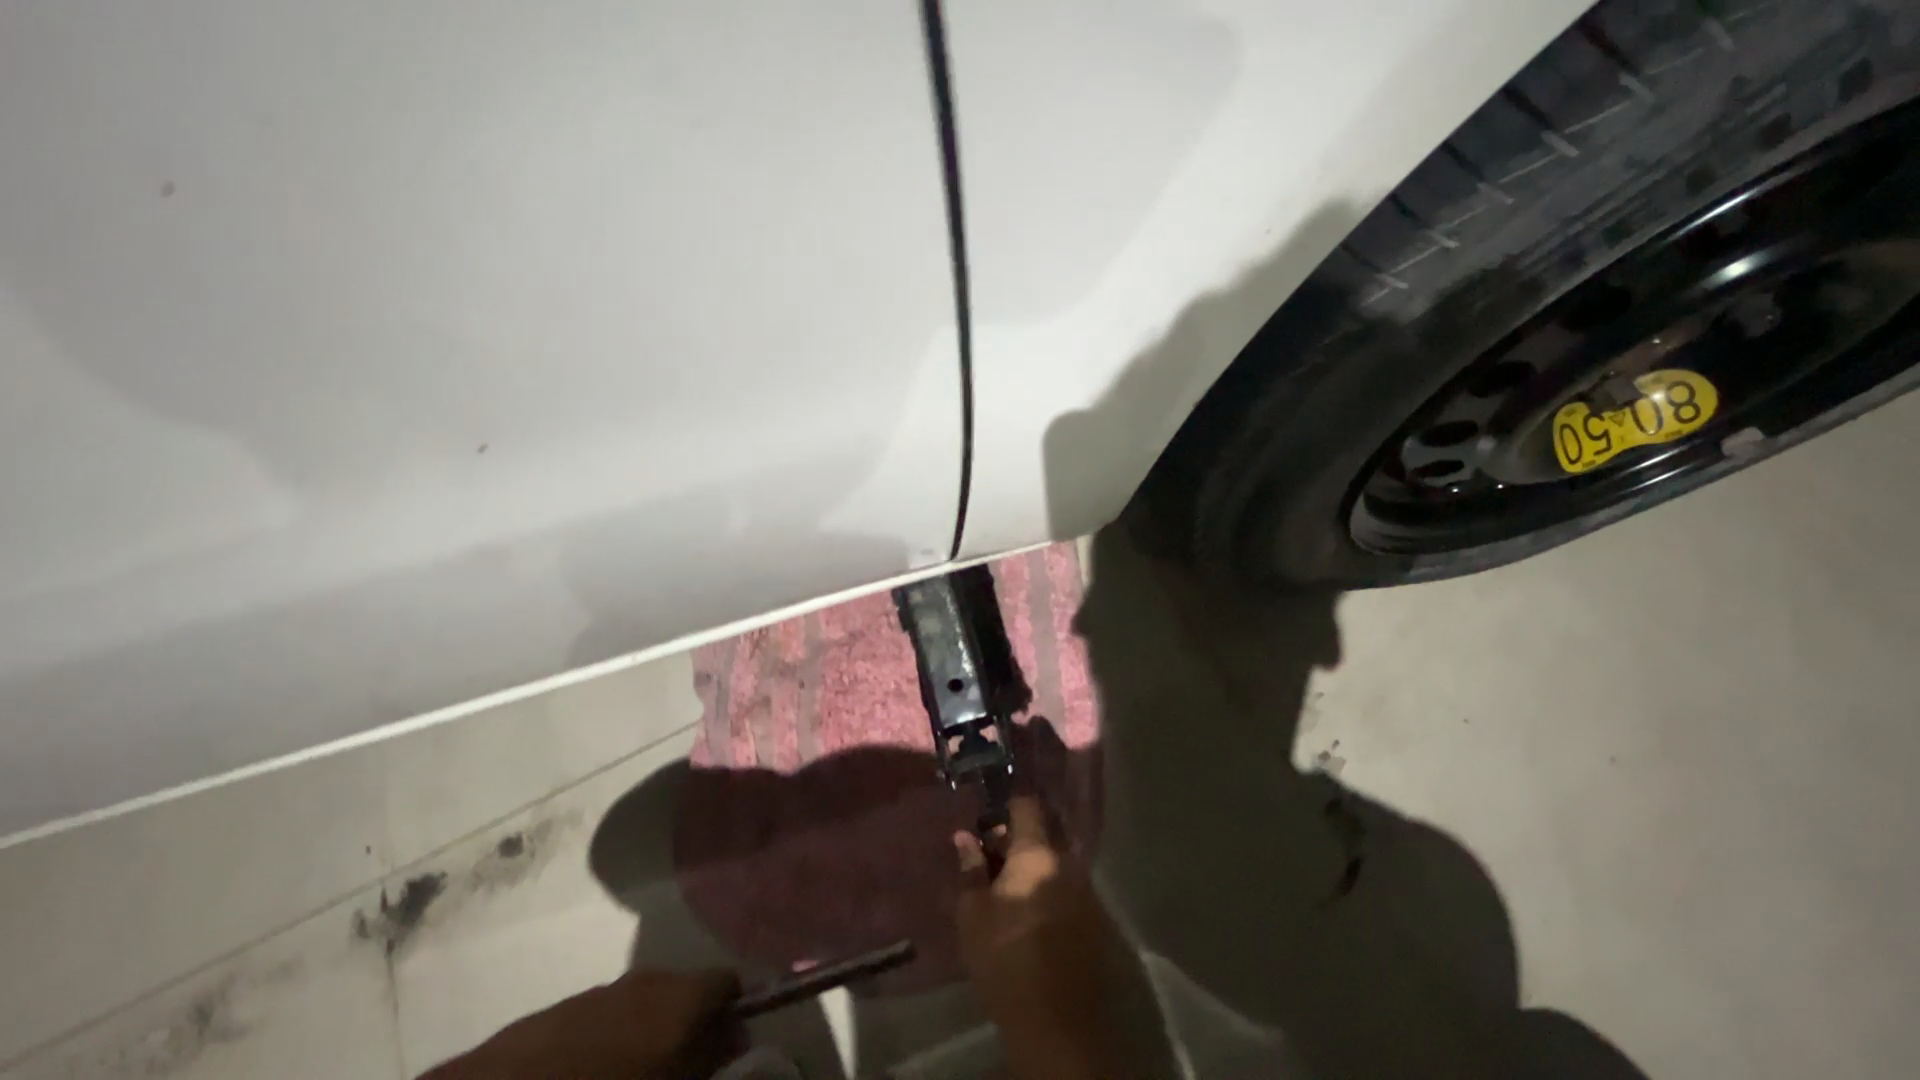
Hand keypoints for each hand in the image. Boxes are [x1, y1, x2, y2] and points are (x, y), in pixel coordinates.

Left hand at [419, 968, 741, 1079]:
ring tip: (638, 1072)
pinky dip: (613, 1038)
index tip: (731, 1047)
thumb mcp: (678, 1079)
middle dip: (692, 1024)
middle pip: (687, 992)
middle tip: (685, 1067)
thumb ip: (711, 1056)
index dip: (735, 1011)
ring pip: (645, 1004)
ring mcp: (605, 990)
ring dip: (650, 1032)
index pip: (728, 982)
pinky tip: (595, 1073)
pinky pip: (607, 1017)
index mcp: (684, 995)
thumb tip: (734, 1035)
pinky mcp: (566, 1008)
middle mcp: (651, 980)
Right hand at [954, 797, 1169, 1078]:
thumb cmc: (1005, 959)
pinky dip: (1049, 887)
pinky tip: (1031, 909)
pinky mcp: (1096, 916)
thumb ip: (971, 870)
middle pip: (1045, 834)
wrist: (1057, 1019)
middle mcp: (1068, 862)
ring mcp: (1087, 888)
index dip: (1008, 805)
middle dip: (1019, 838)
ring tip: (1008, 886)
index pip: (1027, 806)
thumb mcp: (973, 915)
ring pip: (1057, 861)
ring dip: (1035, 865)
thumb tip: (966, 838)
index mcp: (1036, 854)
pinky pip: (1068, 886)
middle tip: (991, 855)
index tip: (990, 814)